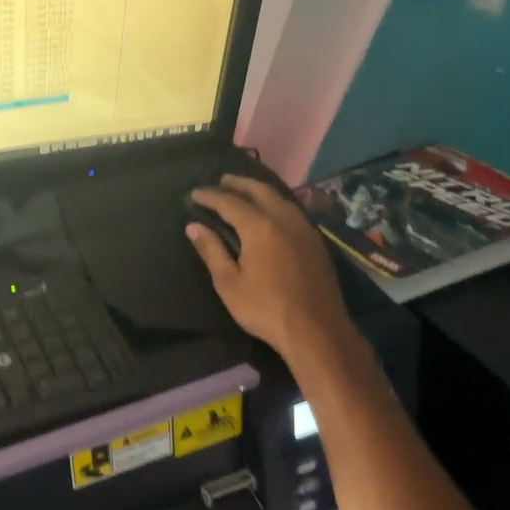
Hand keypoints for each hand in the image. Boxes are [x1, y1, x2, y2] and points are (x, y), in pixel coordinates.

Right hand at [186, 175, 359, 365]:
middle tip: (220, 181)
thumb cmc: (264, 308)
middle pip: (259, 191)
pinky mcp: (315, 241)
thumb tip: (194, 226)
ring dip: (259, 190)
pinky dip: (275, 202)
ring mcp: (304, 228)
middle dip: (238, 184)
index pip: (229, 203)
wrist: (315, 328)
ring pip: (280, 198)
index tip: (193, 194)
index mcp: (259, 227)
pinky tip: (270, 211)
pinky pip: (292, 210)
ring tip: (243, 191)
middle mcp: (284, 219)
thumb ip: (211, 250)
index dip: (210, 196)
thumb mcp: (229, 282)